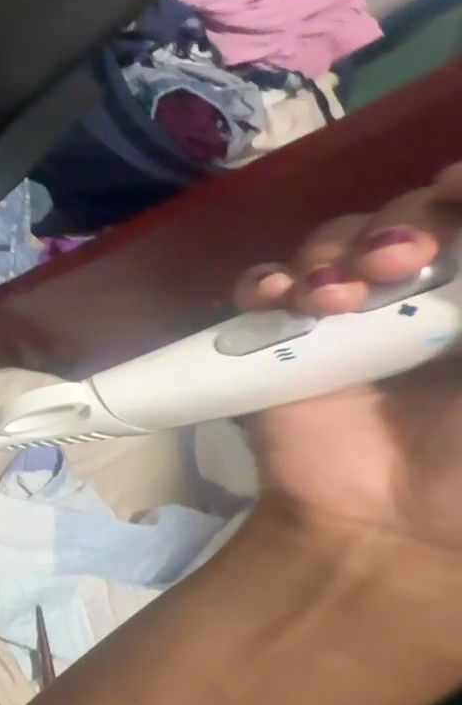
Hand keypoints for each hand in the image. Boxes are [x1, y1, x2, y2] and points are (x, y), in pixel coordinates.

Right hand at [234, 163, 461, 562]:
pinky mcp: (281, 334)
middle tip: (399, 263)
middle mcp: (428, 293)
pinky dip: (263, 281)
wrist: (391, 515)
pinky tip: (277, 302)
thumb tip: (461, 218)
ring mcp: (350, 313)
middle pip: (408, 215)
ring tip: (333, 299)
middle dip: (399, 227)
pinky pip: (262, 283)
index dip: (460, 188)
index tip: (454, 189)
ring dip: (329, 256)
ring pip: (333, 240)